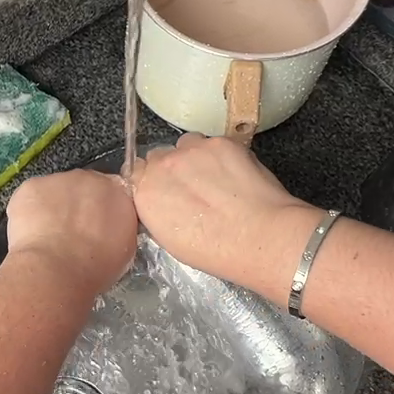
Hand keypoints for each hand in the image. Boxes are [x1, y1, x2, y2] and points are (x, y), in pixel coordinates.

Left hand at [5, 169, 138, 297]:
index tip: (93, 228)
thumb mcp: (122, 250)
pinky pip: (31, 196)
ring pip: (55, 191)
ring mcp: (60, 180)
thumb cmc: (93, 268)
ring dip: (53, 209)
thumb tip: (105, 230)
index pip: (111, 194)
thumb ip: (116, 229)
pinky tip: (31, 234)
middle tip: (69, 234)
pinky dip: (29, 212)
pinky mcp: (33, 186)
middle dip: (76, 206)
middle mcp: (92, 180)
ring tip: (48, 237)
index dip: (99, 211)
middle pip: (82, 187)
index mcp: (119, 195)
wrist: (57, 270)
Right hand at [130, 134, 319, 297]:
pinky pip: (213, 143)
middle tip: (192, 190)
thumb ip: (155, 211)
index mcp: (144, 193)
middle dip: (171, 169)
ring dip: (194, 157)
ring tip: (214, 181)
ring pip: (185, 144)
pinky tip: (233, 176)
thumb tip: (161, 200)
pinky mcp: (221, 142)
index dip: (150, 181)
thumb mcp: (169, 240)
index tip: (162, 190)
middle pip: (159, 155)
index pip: (135, 171)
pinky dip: (220, 156)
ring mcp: (192, 150)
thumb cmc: (215, 251)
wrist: (259, 237)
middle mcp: (163, 165)